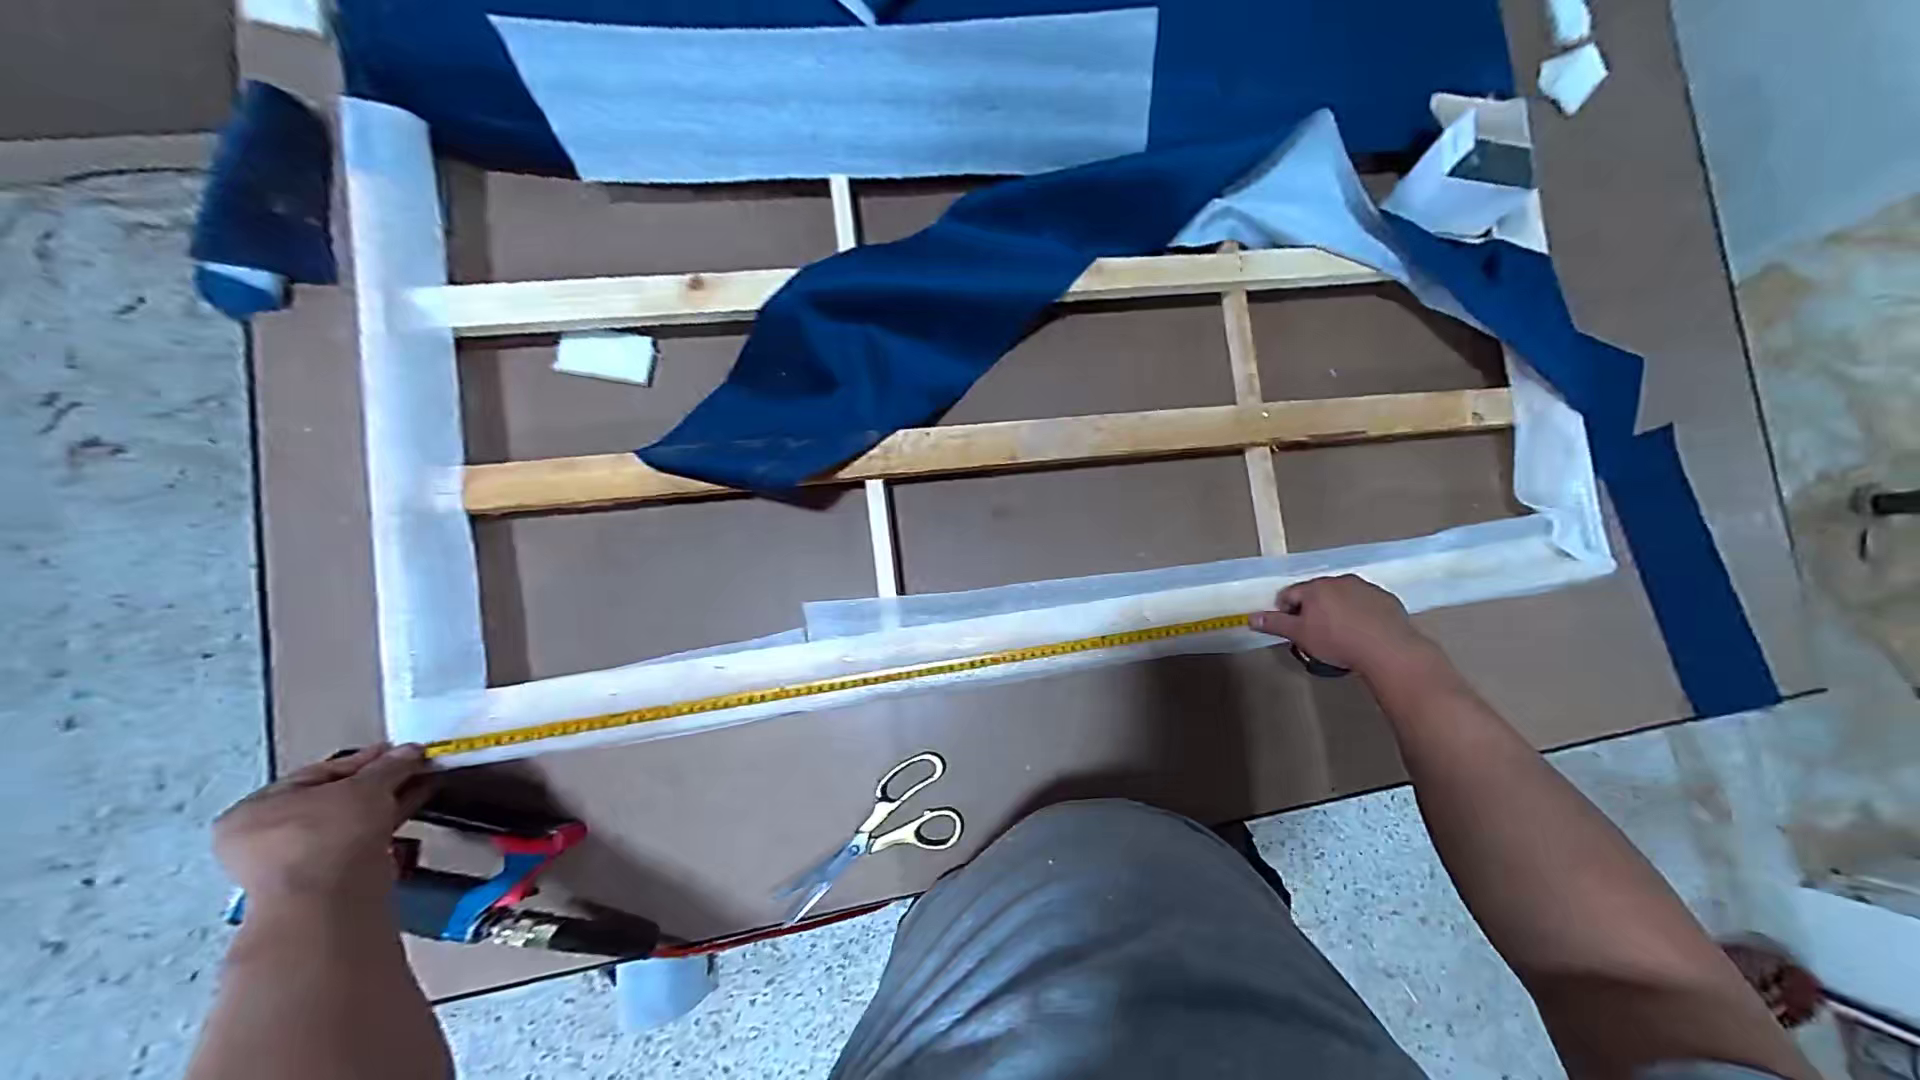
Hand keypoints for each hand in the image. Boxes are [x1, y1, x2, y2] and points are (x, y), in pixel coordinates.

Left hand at [214, 744, 431, 906]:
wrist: (329, 899)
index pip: (319, 773)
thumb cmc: (330, 833)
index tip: (401, 752)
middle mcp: (266, 837)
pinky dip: (383, 823)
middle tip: (415, 768)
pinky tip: (412, 808)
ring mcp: (294, 861)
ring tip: (423, 784)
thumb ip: (390, 765)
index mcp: (254, 810)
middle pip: (335, 797)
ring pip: (350, 820)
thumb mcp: (366, 786)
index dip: (366, 759)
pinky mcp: (324, 878)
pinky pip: (357, 841)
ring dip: (387, 800)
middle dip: (380, 782)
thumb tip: (410, 751)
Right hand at [1249, 575, 1431, 676]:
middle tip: (1316, 634)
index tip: (1294, 631)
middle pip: (1315, 593)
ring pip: (1341, 596)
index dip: (1286, 613)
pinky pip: (1364, 603)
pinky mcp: (1386, 598)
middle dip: (1312, 610)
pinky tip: (1363, 632)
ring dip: (1336, 610)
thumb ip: (1275, 623)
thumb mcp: (1300, 635)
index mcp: (1314, 587)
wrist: (1388, 650)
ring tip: (1341, 634)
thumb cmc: (1338, 641)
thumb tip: (1251, 617)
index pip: (1289, 595)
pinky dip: (1359, 613)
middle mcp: (1339, 581)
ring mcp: (1365, 588)